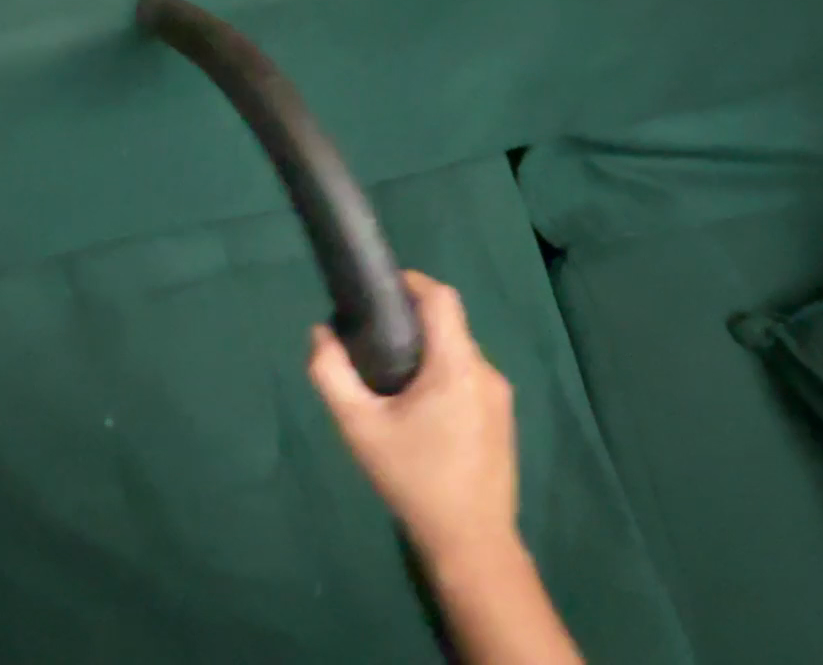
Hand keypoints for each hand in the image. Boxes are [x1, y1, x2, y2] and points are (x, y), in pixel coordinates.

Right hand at [307, 270, 517, 562]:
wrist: (471, 541)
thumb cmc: (412, 478)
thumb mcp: (357, 426)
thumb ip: (330, 373)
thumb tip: (320, 333)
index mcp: (456, 366)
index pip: (442, 298)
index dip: (410, 282)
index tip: (376, 291)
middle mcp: (485, 372)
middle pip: (446, 325)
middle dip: (407, 324)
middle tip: (368, 344)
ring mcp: (499, 396)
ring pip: (455, 352)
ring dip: (422, 353)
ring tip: (387, 382)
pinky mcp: (502, 418)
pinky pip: (466, 376)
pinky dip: (438, 375)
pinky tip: (415, 411)